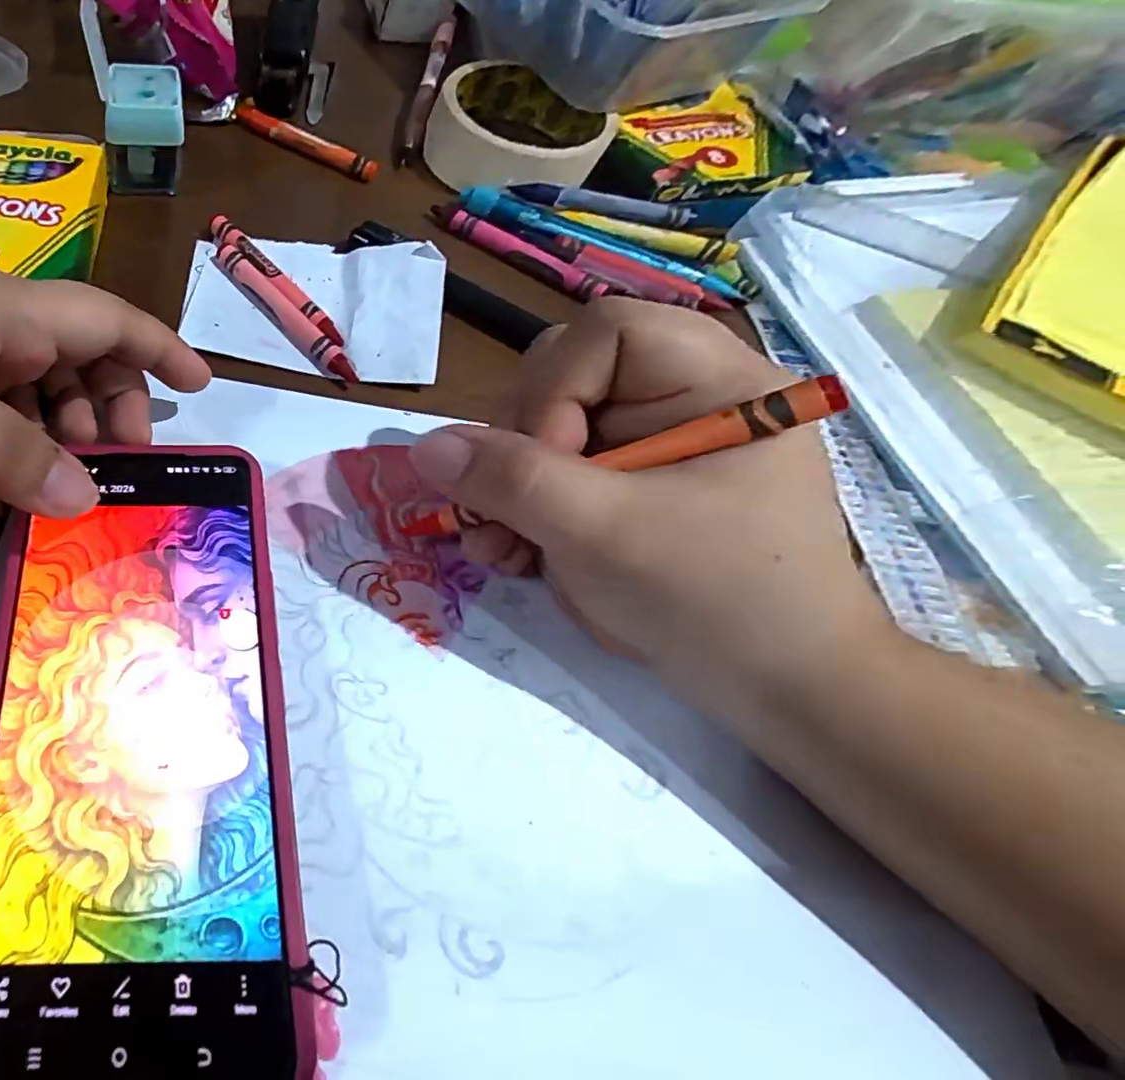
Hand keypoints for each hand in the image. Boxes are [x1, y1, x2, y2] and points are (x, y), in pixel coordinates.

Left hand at [0, 221, 209, 516]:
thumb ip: (11, 457)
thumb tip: (87, 500)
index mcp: (6, 309)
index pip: (109, 320)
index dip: (161, 350)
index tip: (202, 387)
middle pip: (80, 354)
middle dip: (113, 405)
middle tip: (119, 462)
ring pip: (36, 379)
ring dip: (63, 424)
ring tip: (65, 473)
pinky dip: (15, 431)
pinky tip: (9, 466)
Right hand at [408, 298, 889, 706]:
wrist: (772, 686)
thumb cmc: (710, 597)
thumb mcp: (600, 533)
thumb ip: (510, 482)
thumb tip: (425, 447)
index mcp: (712, 385)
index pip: (605, 335)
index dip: (554, 391)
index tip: (549, 465)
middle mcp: (677, 403)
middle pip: (557, 381)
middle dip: (514, 451)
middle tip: (500, 512)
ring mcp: (646, 448)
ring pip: (538, 433)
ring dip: (501, 490)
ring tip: (495, 546)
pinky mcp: (622, 488)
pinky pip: (543, 474)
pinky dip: (515, 511)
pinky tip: (511, 552)